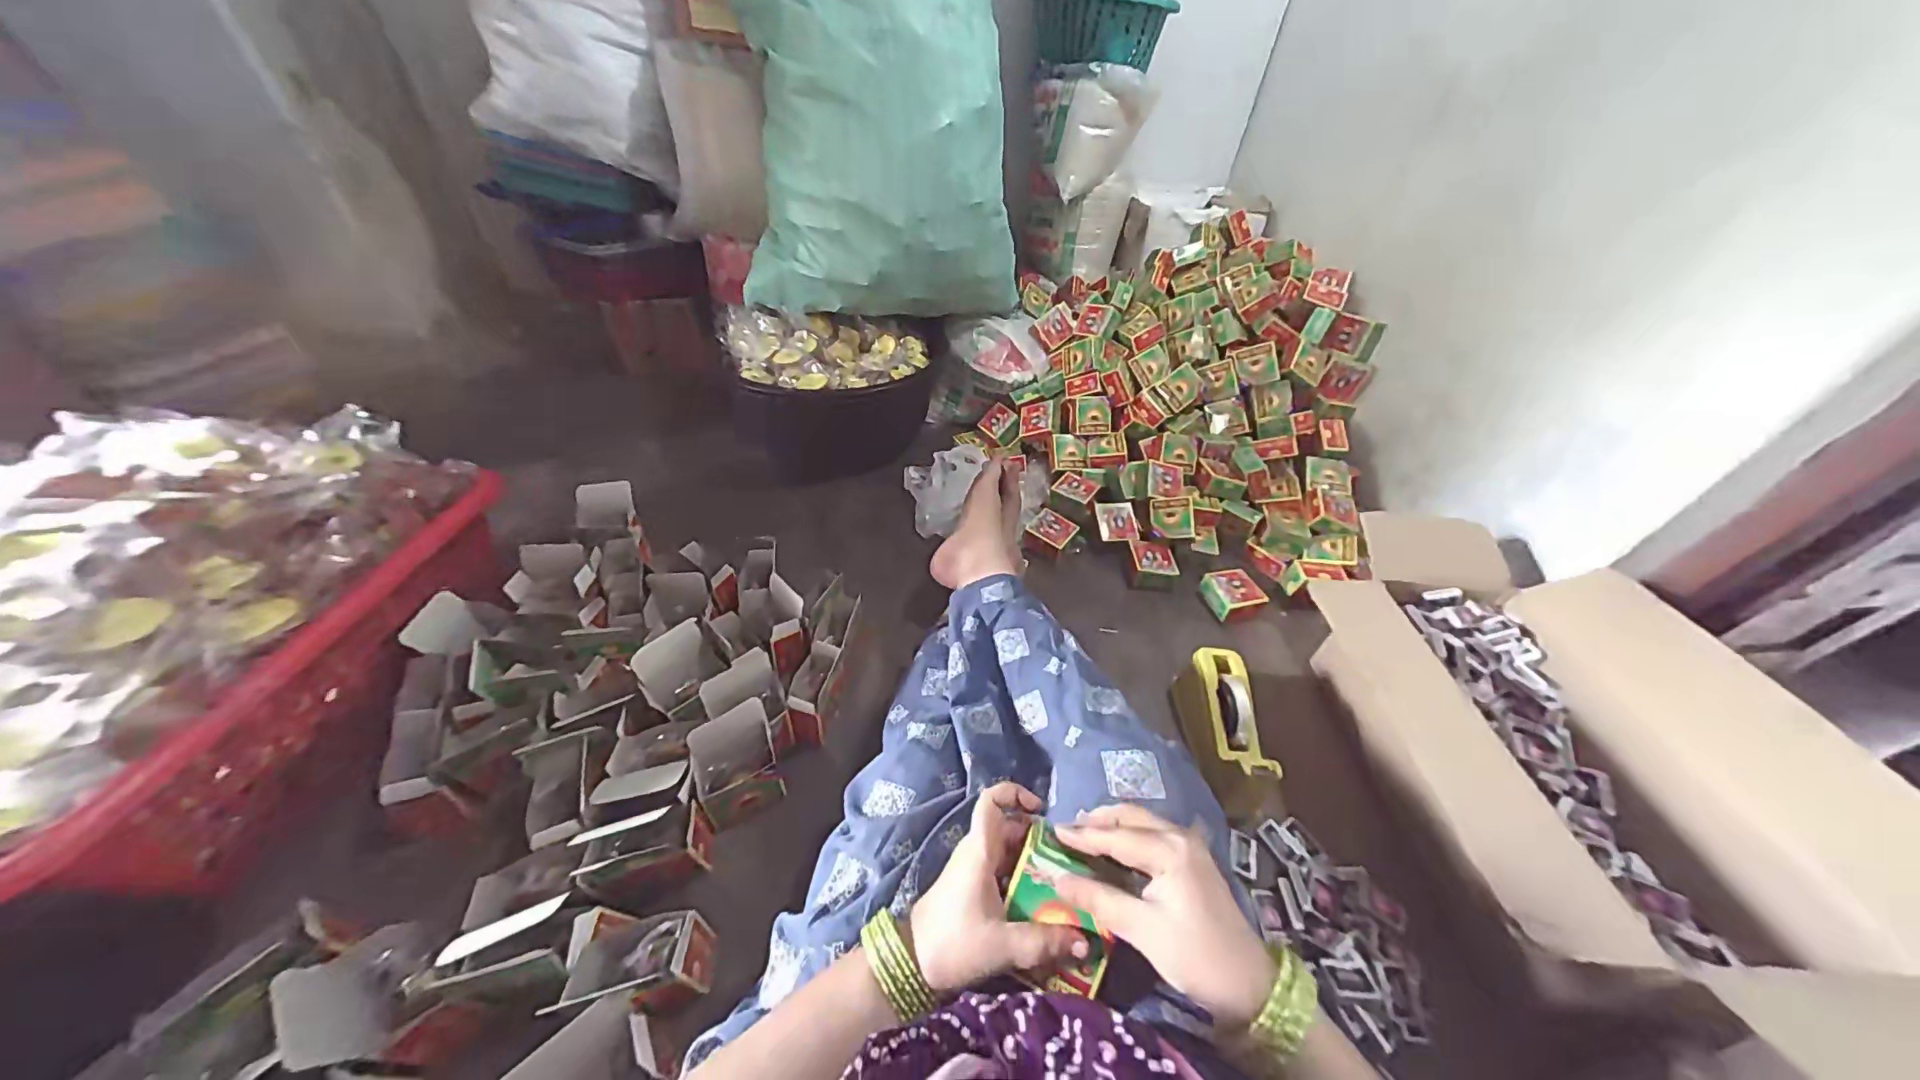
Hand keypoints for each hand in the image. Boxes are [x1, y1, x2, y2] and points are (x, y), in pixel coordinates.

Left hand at [907, 782, 1086, 994]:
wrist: (912, 963)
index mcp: (980, 850)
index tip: (1041, 810)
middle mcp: (977, 852)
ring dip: (1034, 861)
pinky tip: (1043, 902)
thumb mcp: (1002, 944)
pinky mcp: (973, 889)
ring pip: (1008, 851)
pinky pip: (1003, 871)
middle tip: (1067, 859)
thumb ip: (1044, 942)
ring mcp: (973, 870)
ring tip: (1063, 881)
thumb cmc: (953, 942)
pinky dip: (1023, 878)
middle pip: (1010, 827)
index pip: (991, 800)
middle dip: (1039, 837)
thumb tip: (1086, 942)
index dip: (1015, 794)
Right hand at [1054, 804, 1275, 1028]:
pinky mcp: (1194, 859)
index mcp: (1169, 850)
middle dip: (1097, 821)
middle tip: (1066, 830)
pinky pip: (1153, 834)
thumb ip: (1098, 898)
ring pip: (1142, 822)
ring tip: (1083, 834)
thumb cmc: (1194, 956)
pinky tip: (1114, 847)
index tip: (1051, 832)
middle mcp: (1180, 837)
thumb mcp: (1141, 930)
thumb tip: (1056, 878)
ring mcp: (1190, 846)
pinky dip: (1129, 835)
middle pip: (1130, 817)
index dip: (1081, 835)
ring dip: (1113, 826)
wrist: (1250, 985)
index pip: (1115, 836)